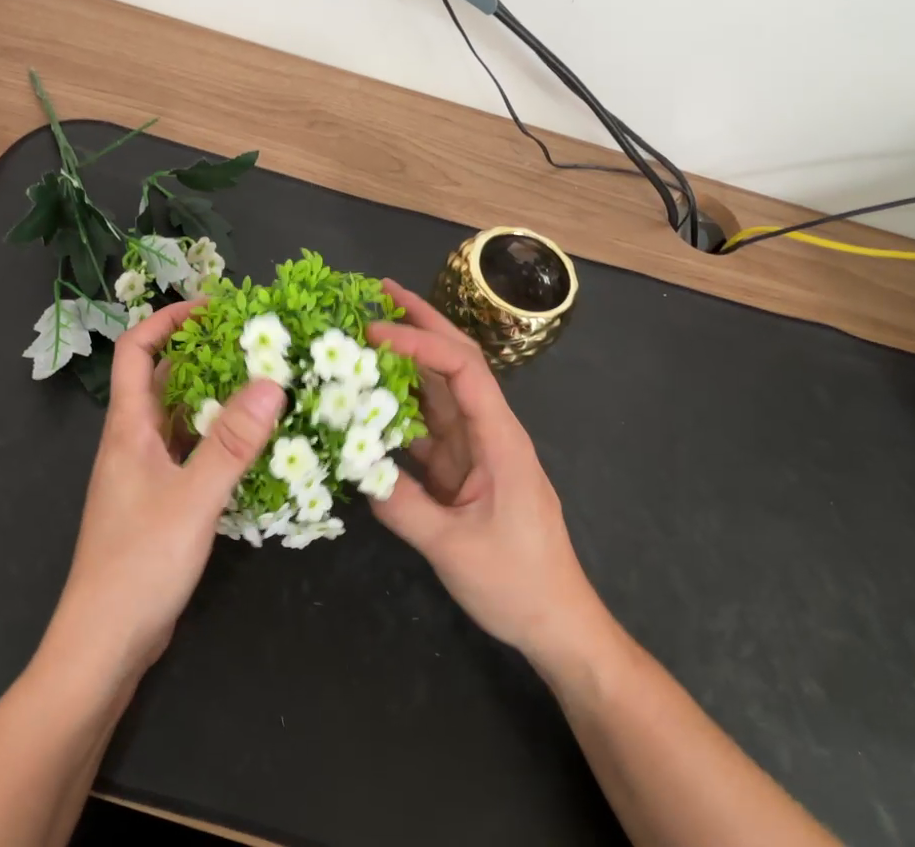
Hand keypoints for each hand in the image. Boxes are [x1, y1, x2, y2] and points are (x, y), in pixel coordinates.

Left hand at [45, 299, 286, 678]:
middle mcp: (132, 445)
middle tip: (258, 346)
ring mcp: (144, 477)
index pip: (136, 351)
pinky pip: (190, 457)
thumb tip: (271, 381)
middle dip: (204, 356)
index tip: (216, 308)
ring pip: (179, 422)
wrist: (105, 641)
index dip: (168, 320)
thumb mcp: (193, 499)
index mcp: (127, 430)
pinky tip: (256, 450)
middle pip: (162, 382)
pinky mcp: (159, 506)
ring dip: (215, 401)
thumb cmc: (140, 564)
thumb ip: (232, 443)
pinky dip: (218, 444)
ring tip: (267, 388)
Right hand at [367, 280, 610, 659]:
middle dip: (423, 324)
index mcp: (500, 440)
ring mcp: (476, 453)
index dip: (420, 341)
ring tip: (366, 334)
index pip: (462, 370)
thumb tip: (359, 472)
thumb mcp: (453, 548)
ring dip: (406, 362)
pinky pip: (427, 432)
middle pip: (457, 365)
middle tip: (378, 293)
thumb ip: (404, 507)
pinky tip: (367, 402)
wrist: (555, 621)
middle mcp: (490, 434)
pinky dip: (397, 414)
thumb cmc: (517, 583)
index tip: (374, 330)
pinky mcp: (463, 474)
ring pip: (439, 394)